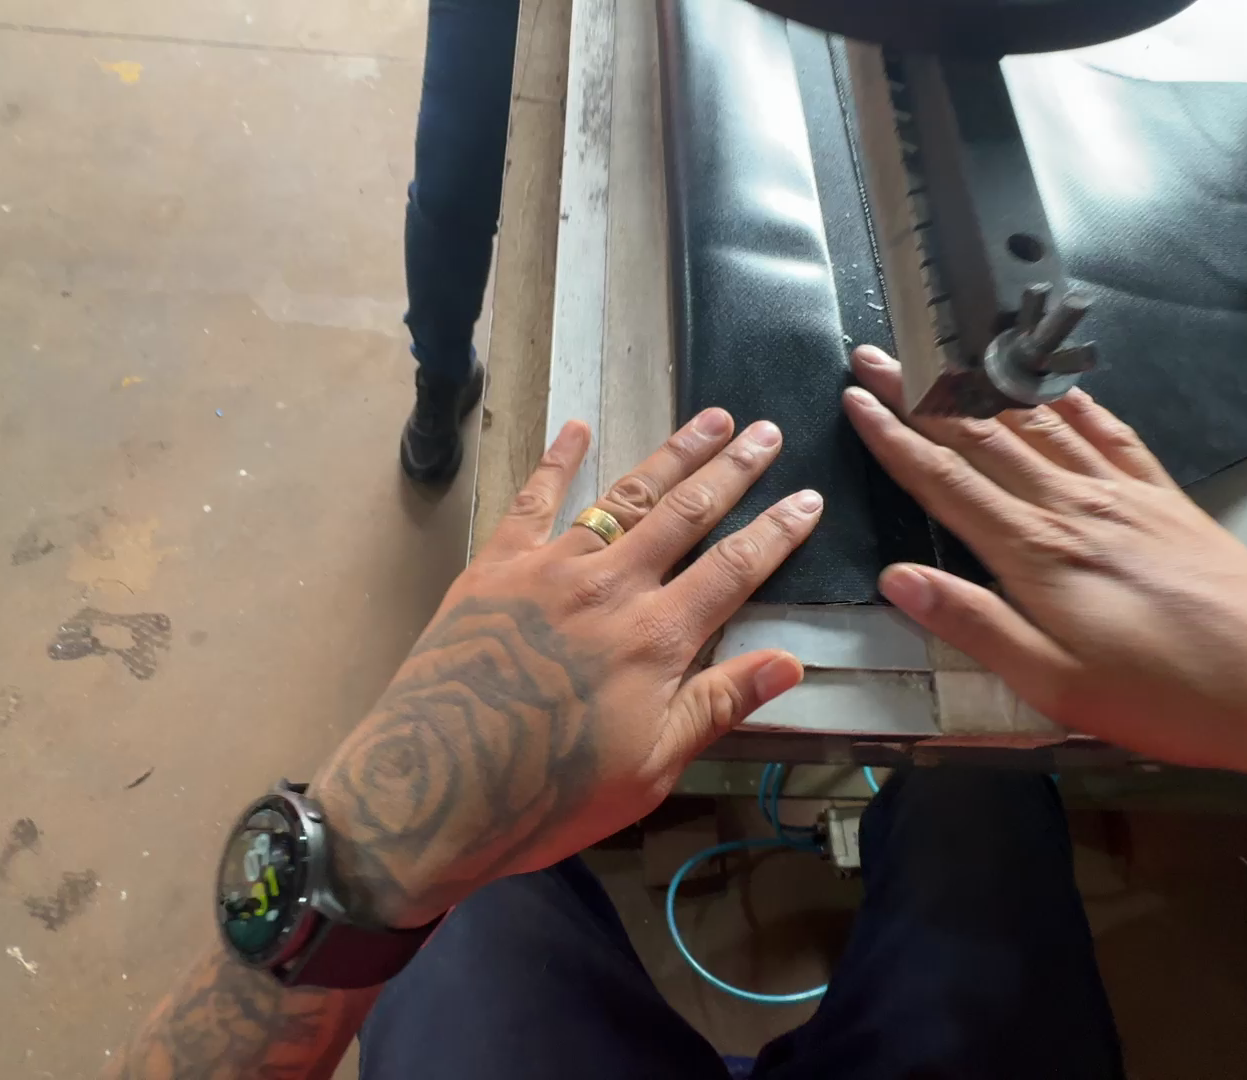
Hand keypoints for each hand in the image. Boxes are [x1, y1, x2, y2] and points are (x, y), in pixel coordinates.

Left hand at [311, 411, 821, 927]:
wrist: (437, 785)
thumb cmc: (553, 791)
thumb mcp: (653, 766)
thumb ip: (717, 704)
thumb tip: (791, 662)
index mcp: (657, 636)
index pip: (735, 569)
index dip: (778, 532)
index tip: (809, 498)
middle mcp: (613, 584)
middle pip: (687, 514)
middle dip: (733, 470)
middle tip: (767, 432)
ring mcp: (552, 565)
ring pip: (625, 496)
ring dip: (671, 454)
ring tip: (709, 419)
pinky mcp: (498, 563)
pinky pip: (533, 500)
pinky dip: (557, 461)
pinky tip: (575, 428)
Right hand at [841, 345, 1246, 796]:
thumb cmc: (1163, 698)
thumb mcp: (1051, 681)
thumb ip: (971, 622)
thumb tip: (894, 577)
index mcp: (1036, 549)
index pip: (944, 479)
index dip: (894, 437)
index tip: (856, 401)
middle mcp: (1072, 504)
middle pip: (980, 436)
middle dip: (919, 393)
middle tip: (878, 356)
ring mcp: (1122, 494)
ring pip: (1035, 423)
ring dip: (981, 385)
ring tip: (943, 352)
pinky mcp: (1164, 498)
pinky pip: (1109, 433)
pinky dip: (1072, 401)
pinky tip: (1051, 383)